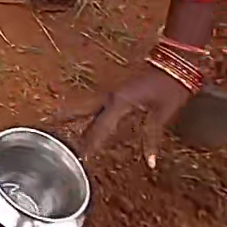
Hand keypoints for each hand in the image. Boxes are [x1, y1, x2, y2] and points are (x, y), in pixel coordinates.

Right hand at [62, 65, 192, 159]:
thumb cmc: (169, 88)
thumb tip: (150, 163)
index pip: (100, 127)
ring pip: (87, 106)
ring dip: (73, 116)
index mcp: (119, 102)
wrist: (174, 63)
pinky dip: (85, 113)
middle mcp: (110, 96)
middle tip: (52, 131)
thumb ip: (152, 137)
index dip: (91, 143)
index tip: (82, 157)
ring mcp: (111, 92)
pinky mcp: (115, 92)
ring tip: (58, 124)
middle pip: (83, 110)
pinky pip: (95, 105)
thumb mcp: (162, 114)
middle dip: (67, 121)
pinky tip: (84, 119)